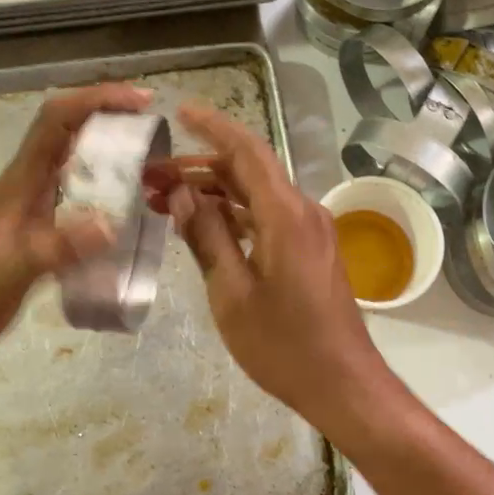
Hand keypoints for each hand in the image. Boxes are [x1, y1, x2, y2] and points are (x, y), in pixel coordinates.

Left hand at [0, 83, 151, 369]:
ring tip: (151, 168)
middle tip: (155, 132)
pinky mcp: (37, 236)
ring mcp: (31, 211)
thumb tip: (113, 224)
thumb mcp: (10, 271)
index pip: (58, 121)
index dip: (97, 99)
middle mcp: (27, 187)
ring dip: (111, 157)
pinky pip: (77, 203)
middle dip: (112, 120)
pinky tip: (126, 218)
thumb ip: (58, 247)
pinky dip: (105, 198)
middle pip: (70, 134)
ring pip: (75, 168)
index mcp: (19, 183)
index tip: (141, 101)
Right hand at [158, 103, 398, 429]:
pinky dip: (236, 215)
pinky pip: (269, 216)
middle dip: (199, 167)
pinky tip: (202, 226)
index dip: (213, 127)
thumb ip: (207, 236)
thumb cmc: (283, 345)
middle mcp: (303, 211)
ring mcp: (311, 230)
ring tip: (164, 201)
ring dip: (215, 192)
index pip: (247, 151)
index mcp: (286, 214)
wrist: (343, 382)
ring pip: (258, 194)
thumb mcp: (231, 292)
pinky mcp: (311, 250)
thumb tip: (181, 193)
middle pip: (249, 171)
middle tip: (151, 176)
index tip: (179, 112)